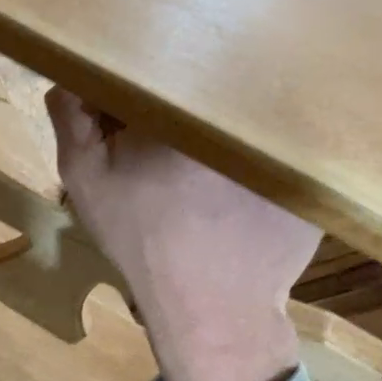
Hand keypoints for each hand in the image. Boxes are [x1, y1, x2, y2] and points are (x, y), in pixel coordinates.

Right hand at [46, 88, 320, 380]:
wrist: (212, 312)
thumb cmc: (141, 238)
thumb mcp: (84, 177)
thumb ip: (70, 116)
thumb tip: (71, 75)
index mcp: (185, 110)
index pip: (158, 68)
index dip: (136, 84)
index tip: (123, 113)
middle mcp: (243, 118)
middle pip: (205, 85)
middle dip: (178, 99)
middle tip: (156, 136)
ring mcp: (285, 146)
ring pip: (241, 114)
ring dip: (217, 123)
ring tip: (196, 162)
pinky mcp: (311, 174)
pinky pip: (274, 146)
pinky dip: (252, 155)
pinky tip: (233, 187)